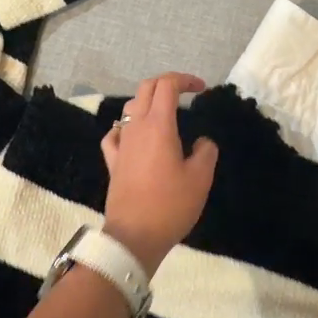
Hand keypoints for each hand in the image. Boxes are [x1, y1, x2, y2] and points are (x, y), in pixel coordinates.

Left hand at [98, 72, 218, 274]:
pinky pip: (115, 133)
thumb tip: (201, 142)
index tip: (202, 88)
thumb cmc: (170, 205)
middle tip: (186, 93)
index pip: (167, 86)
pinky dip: (126, 126)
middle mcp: (136, 127)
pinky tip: (133, 135)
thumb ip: (205, 152)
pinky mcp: (112, 162)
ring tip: (165, 112)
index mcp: (158, 125)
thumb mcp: (200, 178)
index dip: (185, 80)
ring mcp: (121, 143)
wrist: (133, 236)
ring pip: (129, 107)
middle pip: (146, 88)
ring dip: (148, 101)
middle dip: (167, 83)